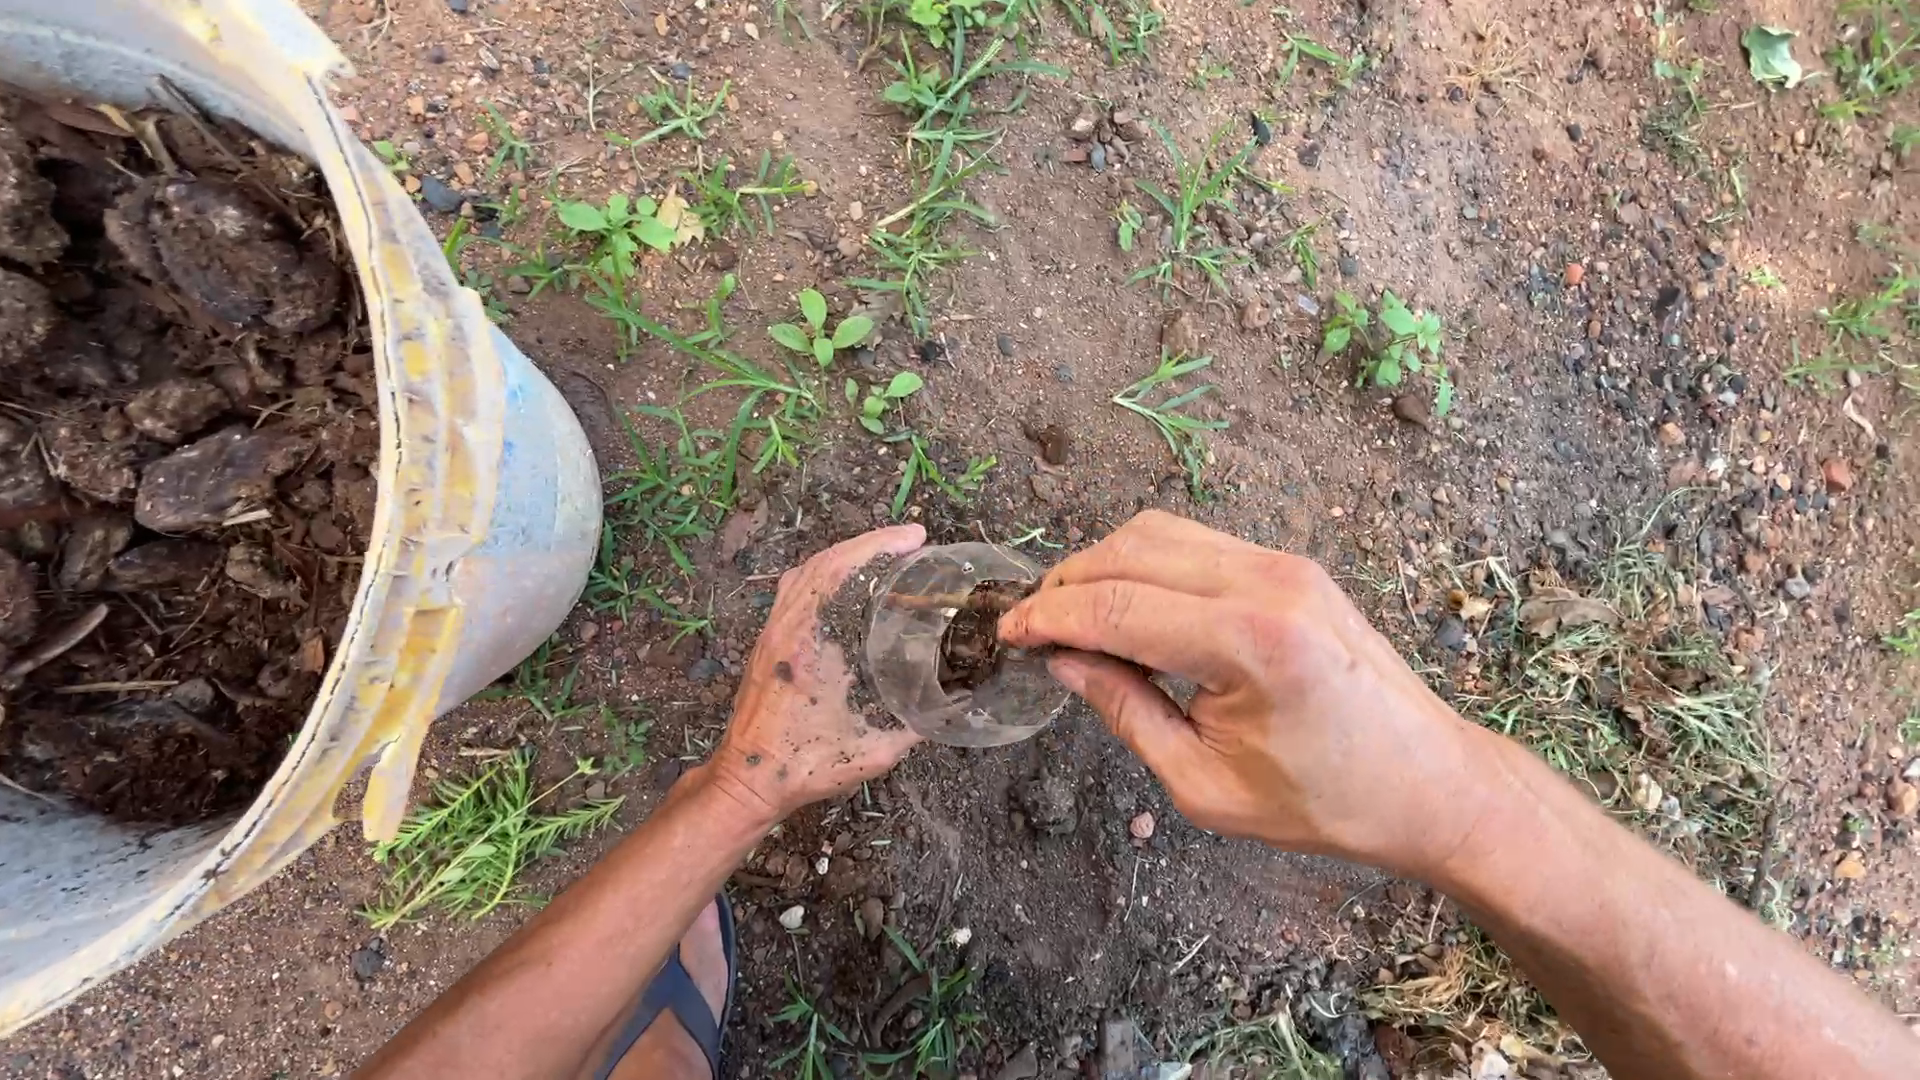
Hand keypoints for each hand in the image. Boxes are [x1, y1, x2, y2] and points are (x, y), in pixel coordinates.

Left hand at [698, 525, 927, 828]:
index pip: (840, 570)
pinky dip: (825, 571)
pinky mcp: (768, 639)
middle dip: (870, 542)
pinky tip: (849, 581)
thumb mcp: (873, 752)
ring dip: (846, 553)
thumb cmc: (805, 765)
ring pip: (806, 570)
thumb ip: (917, 726)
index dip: (879, 545)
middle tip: (911, 542)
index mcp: (808, 641)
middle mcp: (786, 625)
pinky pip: (795, 587)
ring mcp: (773, 630)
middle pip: (824, 560)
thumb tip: (957, 704)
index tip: (916, 538)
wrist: (747, 780)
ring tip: (884, 554)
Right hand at [997, 511, 1496, 879]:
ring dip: (1100, 564)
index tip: (1007, 633)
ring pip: (1157, 532)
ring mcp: (1280, 562)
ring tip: (1071, 611)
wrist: (1431, 781)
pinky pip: (1191, 540)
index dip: (1049, 617)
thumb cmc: (1322, 802)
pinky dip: (1140, 560)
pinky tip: (1125, 598)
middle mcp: (1265, 581)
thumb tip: (1063, 662)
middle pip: (1130, 552)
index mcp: (1249, 642)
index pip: (1117, 606)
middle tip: (1031, 625)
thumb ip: (1125, 712)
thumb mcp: (1205, 783)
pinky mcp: (1286, 562)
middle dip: (1065, 584)